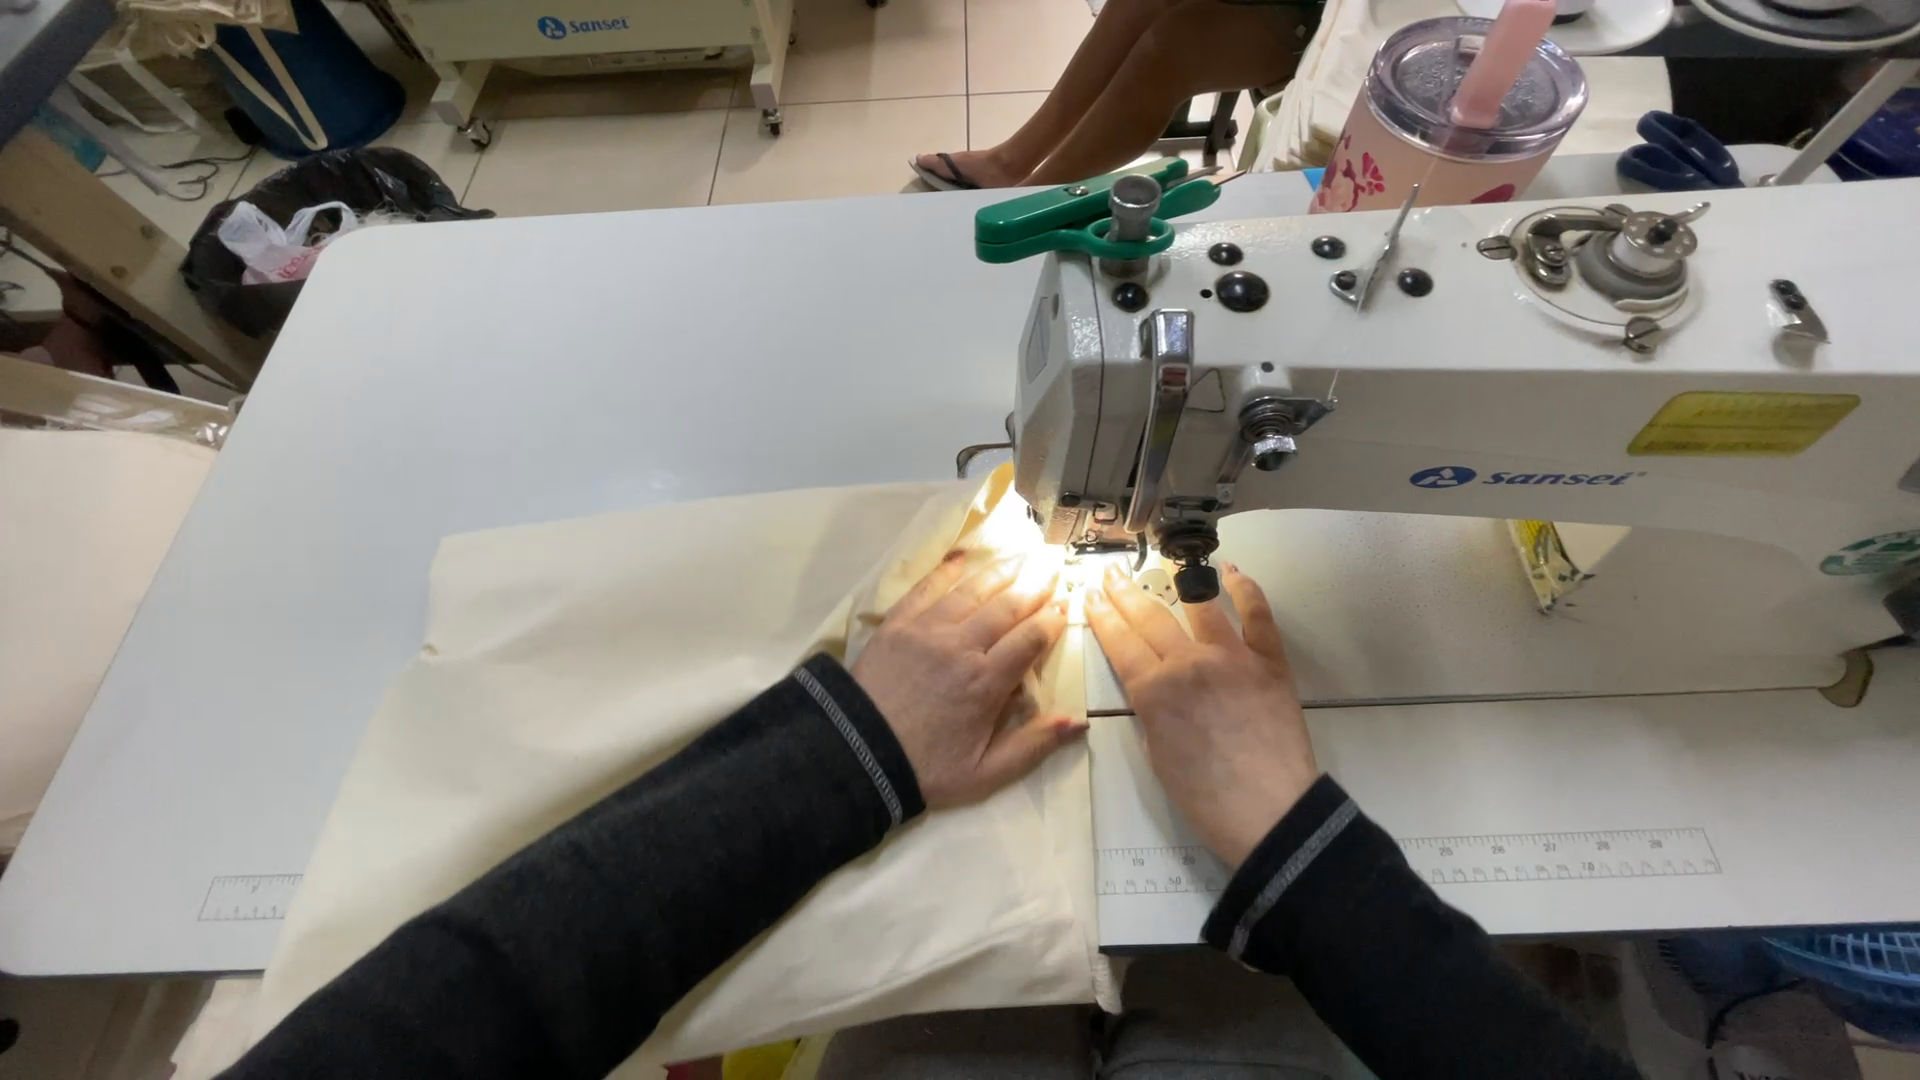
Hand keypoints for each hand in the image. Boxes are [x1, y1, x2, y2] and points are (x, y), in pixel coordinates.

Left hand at [852, 552, 1085, 809]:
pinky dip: (946, 570)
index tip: (1065, 603)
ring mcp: (928, 630)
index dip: (1052, 619)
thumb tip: (1078, 722)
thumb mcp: (985, 773)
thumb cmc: (925, 767)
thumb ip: (1032, 746)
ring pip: (972, 591)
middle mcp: (962, 647)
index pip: (1031, 638)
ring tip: (1021, 555)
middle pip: (1007, 607)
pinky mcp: (897, 624)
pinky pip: (926, 588)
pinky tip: (962, 556)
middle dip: (1034, 585)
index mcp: (987, 682)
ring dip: (1000, 571)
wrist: (856, 755)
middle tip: (1052, 566)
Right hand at [1085, 561, 1318, 866]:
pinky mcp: (1269, 661)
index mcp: (1153, 691)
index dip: (1102, 616)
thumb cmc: (1203, 795)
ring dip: (1178, 580)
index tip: (1091, 595)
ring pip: (1199, 607)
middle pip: (1148, 618)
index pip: (1119, 642)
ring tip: (1165, 562)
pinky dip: (1246, 591)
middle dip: (1124, 593)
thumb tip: (1154, 684)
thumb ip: (1150, 709)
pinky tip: (1233, 572)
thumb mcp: (1155, 751)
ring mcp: (1232, 657)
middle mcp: (1187, 663)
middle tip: (1111, 574)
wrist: (1270, 814)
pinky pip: (1258, 617)